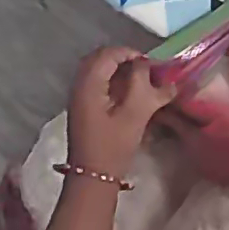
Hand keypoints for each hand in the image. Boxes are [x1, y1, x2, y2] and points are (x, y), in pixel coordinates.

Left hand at [66, 46, 174, 178]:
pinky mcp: (82, 107)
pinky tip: (127, 90)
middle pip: (98, 58)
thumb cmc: (114, 145)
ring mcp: (78, 97)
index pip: (107, 55)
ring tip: (138, 76)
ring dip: (116, 67)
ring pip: (95, 69)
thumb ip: (143, 84)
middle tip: (143, 66)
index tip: (149, 62)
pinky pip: (95, 81)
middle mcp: (79, 86)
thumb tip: (147, 65)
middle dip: (122, 57)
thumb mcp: (135, 113)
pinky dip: (111, 78)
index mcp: (89, 85)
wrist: (93, 176)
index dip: (129, 53)